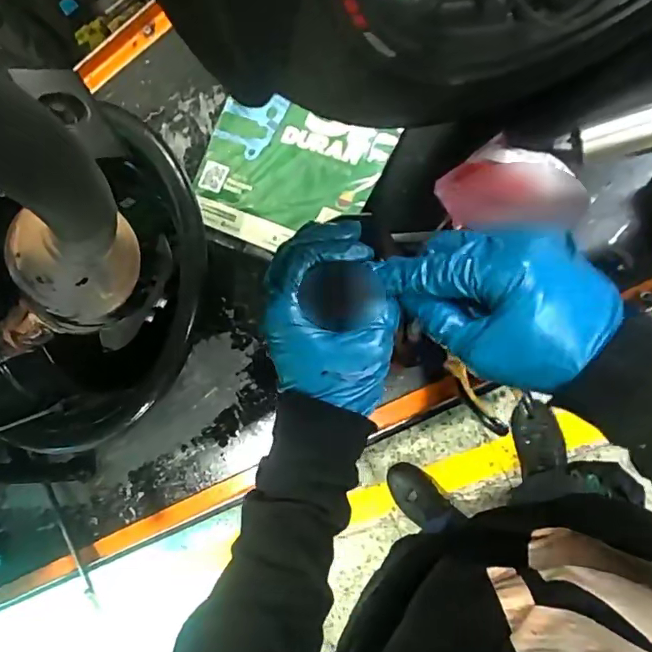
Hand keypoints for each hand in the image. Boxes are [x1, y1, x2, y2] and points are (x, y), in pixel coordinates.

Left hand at [262, 221, 399, 414]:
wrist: (324, 417)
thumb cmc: (342, 380)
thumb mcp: (367, 337)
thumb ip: (372, 298)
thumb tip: (373, 268)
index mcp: (288, 307)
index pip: (302, 256)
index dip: (333, 244)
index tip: (361, 248)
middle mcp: (278, 304)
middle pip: (291, 254)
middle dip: (323, 238)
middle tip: (353, 234)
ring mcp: (283, 311)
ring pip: (293, 265)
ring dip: (319, 249)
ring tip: (349, 244)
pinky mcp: (292, 319)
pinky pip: (300, 281)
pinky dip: (319, 267)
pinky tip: (342, 266)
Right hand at [381, 229, 622, 392]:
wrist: (607, 356)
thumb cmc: (549, 356)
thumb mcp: (481, 347)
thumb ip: (441, 318)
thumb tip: (416, 300)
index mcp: (500, 262)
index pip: (436, 265)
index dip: (404, 276)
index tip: (381, 280)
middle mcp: (516, 239)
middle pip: (451, 246)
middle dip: (428, 272)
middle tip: (417, 302)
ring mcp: (532, 239)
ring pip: (471, 246)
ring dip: (452, 270)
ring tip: (449, 304)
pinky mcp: (541, 247)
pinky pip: (494, 250)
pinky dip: (476, 268)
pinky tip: (475, 295)